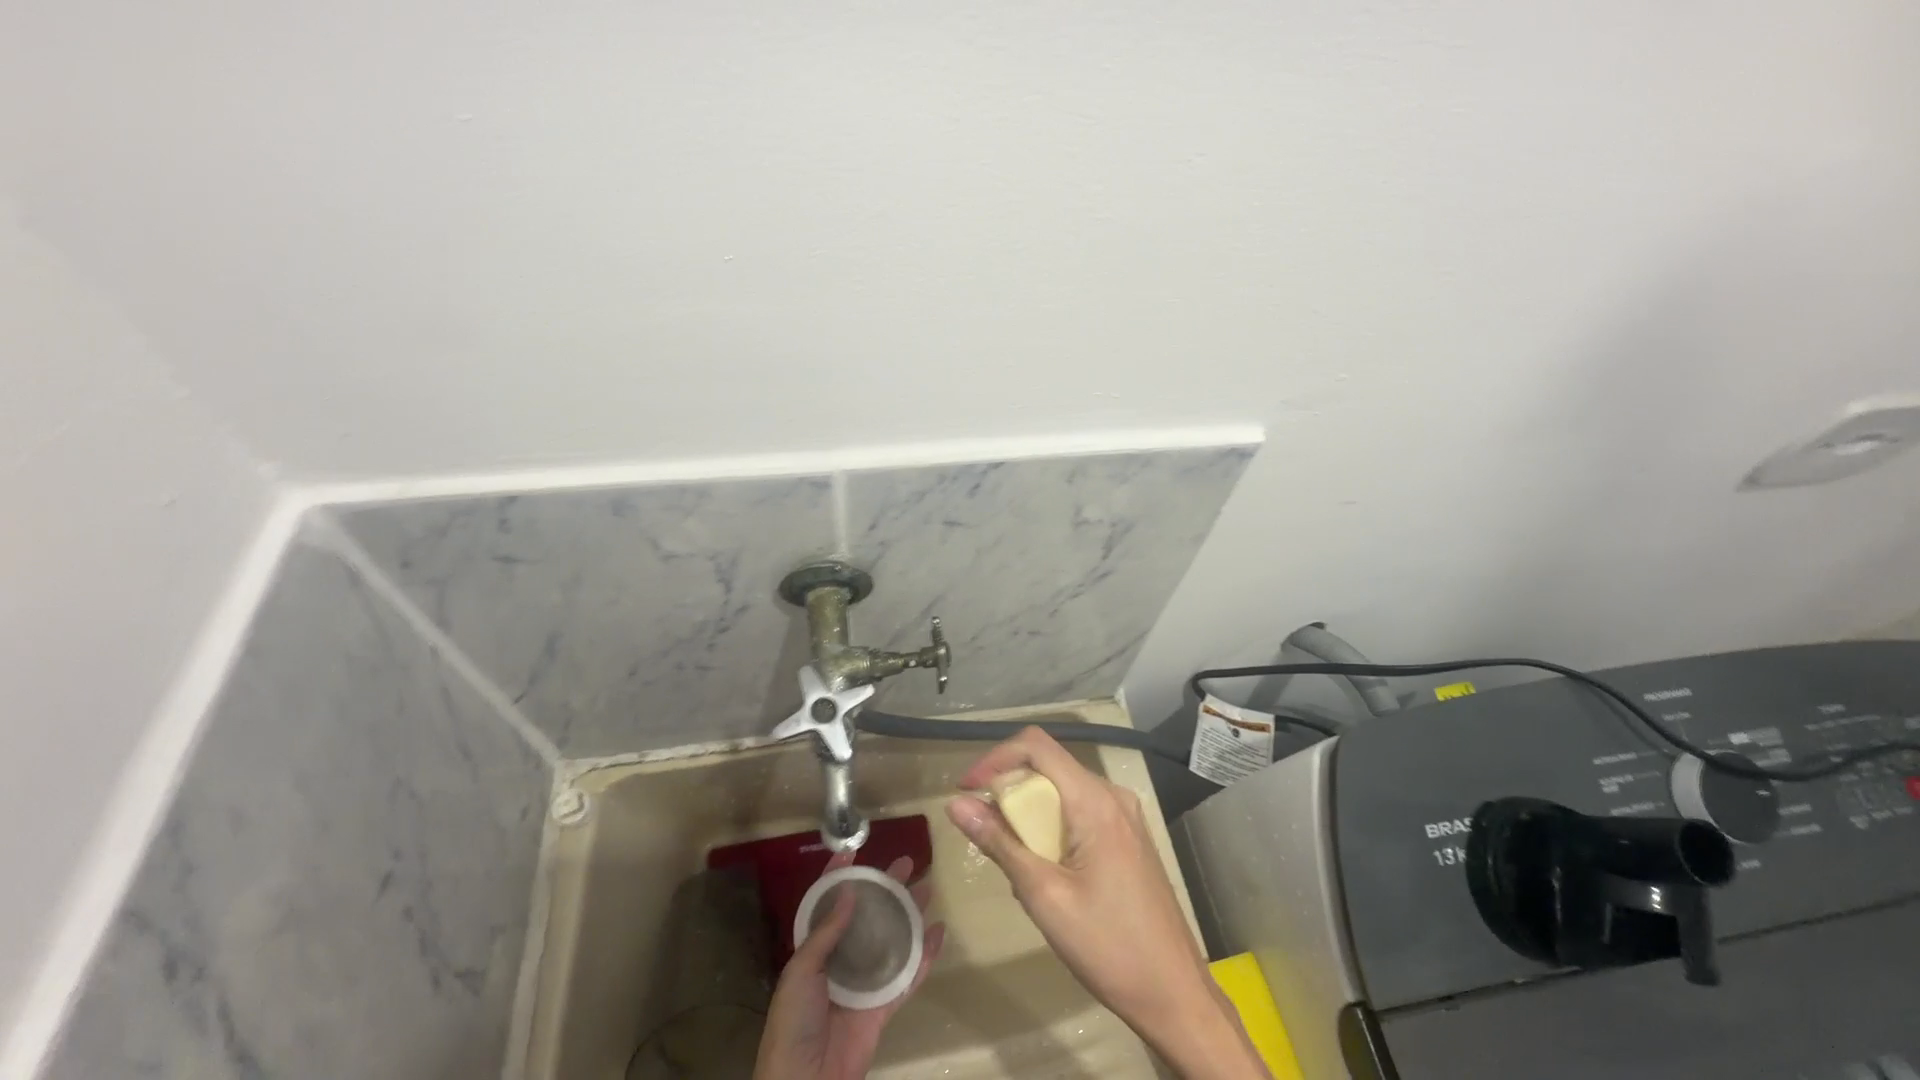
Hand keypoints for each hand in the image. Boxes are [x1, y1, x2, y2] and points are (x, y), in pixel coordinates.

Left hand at [752, 854, 945, 1079]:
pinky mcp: (883, 1006)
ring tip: (928, 888)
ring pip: (892, 940)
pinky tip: (937, 934)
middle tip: (908, 863)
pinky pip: (907, 977)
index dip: (840, 877)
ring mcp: (865, 983)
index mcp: (814, 950)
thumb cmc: (793, 1023)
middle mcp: (841, 960)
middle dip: (886, 889)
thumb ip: (826, 933)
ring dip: (909, 915)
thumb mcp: (801, 972)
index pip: (828, 904)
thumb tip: (850, 891)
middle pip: (868, 916)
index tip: (857, 849)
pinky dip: (924, 957)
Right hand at [945, 728, 1268, 1079]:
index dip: (994, 759)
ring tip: (1019, 871)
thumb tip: (957, 804)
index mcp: (1095, 802)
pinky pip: (1079, 814)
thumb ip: (999, 843)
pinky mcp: (1128, 838)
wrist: (1174, 993)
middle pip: (1048, 768)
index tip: (966, 792)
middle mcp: (1113, 797)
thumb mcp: (1043, 896)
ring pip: (1062, 793)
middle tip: (987, 839)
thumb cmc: (1107, 946)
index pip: (1036, 746)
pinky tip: (1048, 878)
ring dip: (1030, 818)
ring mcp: (1125, 817)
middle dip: (1010, 794)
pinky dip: (1052, 831)